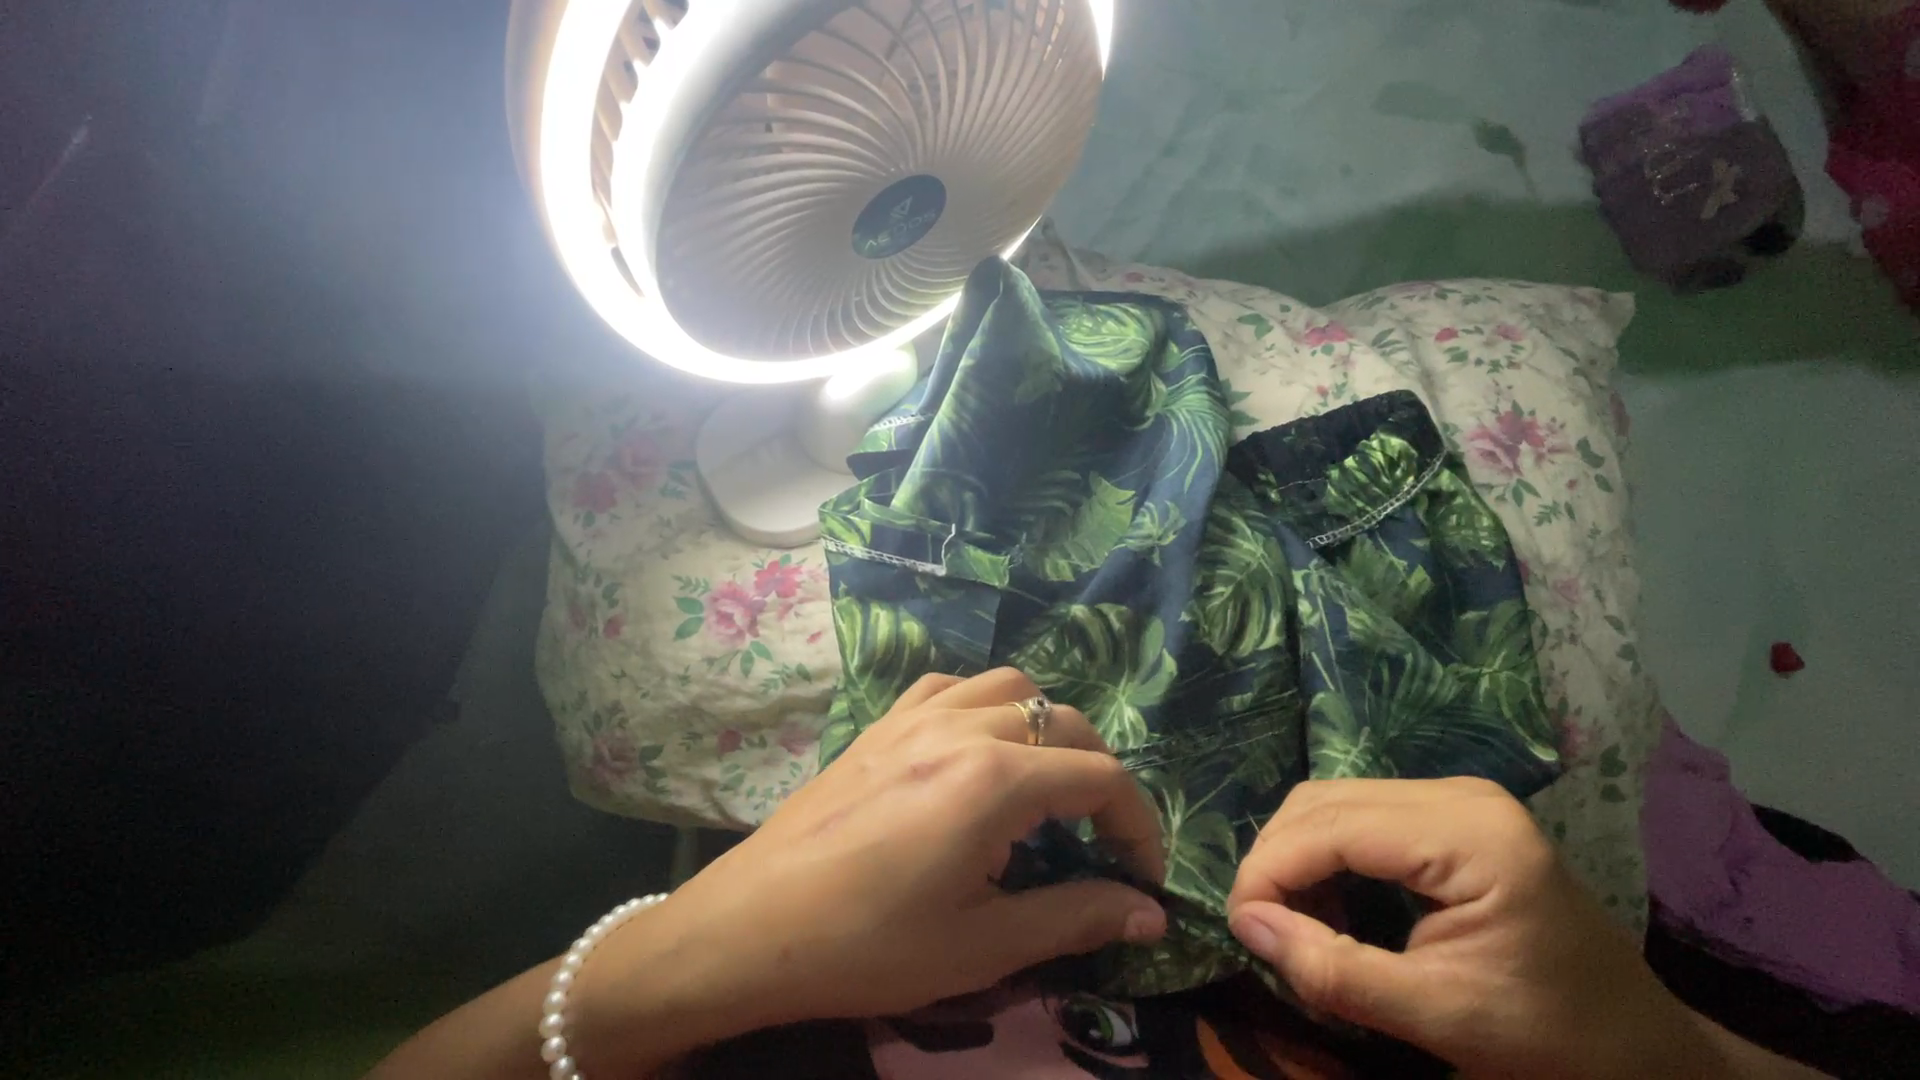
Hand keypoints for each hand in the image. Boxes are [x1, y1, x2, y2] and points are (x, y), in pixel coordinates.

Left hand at [572, 668, 1168, 1072]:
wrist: (751, 928)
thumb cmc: (869, 946)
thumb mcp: (982, 946)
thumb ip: (1075, 916)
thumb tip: (1151, 912)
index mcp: (994, 780)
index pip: (1100, 777)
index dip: (1137, 826)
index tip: (1141, 878)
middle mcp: (962, 727)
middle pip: (1065, 722)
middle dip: (1099, 775)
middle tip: (1099, 838)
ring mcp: (916, 715)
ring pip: (1011, 688)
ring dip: (1046, 728)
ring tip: (1044, 785)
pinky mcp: (881, 722)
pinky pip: (950, 686)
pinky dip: (984, 706)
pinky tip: (975, 748)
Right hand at [1225, 778, 1720, 1079]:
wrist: (1644, 1051)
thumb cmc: (1554, 1041)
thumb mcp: (1439, 1017)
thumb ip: (1334, 971)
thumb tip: (1244, 923)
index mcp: (1469, 835)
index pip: (1332, 827)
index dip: (1269, 868)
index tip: (1238, 924)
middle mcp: (1458, 794)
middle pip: (1325, 802)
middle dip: (1277, 859)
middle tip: (1260, 925)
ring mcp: (1457, 796)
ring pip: (1333, 802)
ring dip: (1296, 855)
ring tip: (1293, 919)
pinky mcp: (1451, 812)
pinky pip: (1359, 814)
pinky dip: (1326, 854)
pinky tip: (1329, 901)